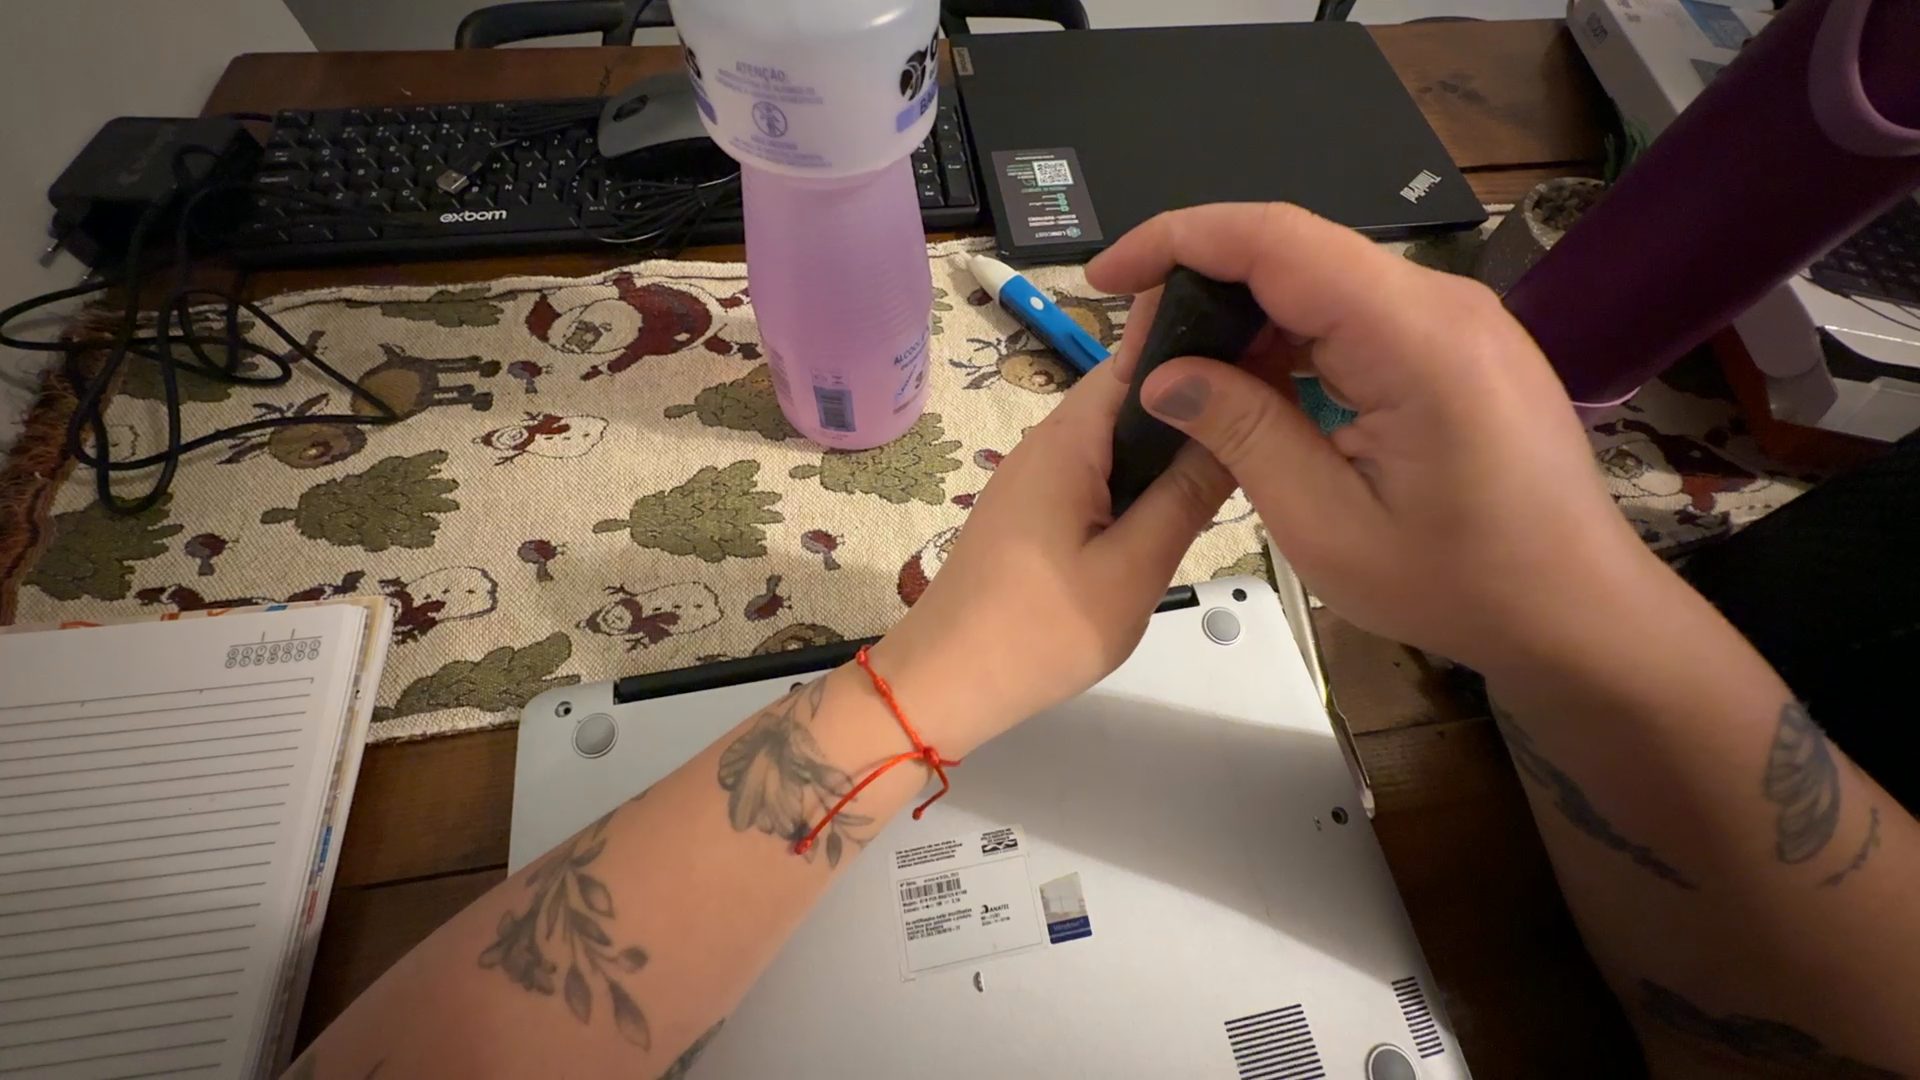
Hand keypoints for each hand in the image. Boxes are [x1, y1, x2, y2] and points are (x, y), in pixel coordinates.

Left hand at [870, 358, 1236, 755]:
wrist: (945, 681)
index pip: (1138, 356)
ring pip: (1112, 439)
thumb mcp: (1131, 569)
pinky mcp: (1029, 508)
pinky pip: (1090, 473)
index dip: (1199, 349)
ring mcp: (1032, 476)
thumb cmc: (1038, 631)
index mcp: (1068, 439)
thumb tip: (1233, 428)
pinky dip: (1131, 480)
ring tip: (1230, 461)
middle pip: (1128, 396)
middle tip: (1263, 422)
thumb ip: (1185, 496)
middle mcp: (1045, 442)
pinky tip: (1166, 506)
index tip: (1263, 355)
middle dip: (1192, 403)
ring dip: (1163, 447)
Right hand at [1086, 203, 1660, 674]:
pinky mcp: (1445, 346)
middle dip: (1197, 283)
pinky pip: (1343, 318)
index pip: (1275, 241)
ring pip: (1314, 284)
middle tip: (1137, 350)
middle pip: (1292, 252)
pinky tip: (1245, 388)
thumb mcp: (1322, 522)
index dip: (1178, 240)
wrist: (1569, 610)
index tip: (1106, 275)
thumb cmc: (1452, 582)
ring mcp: (1447, 320)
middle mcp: (1437, 304)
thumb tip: (1163, 376)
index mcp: (1413, 337)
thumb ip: (1241, 434)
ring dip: (1236, 318)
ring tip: (1179, 375)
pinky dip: (1278, 342)